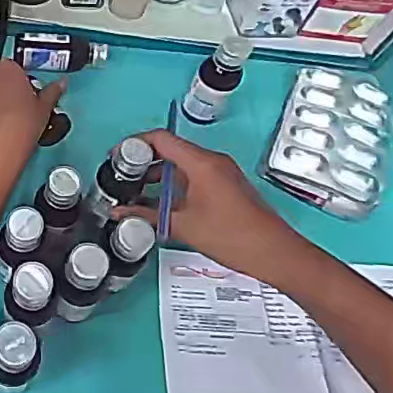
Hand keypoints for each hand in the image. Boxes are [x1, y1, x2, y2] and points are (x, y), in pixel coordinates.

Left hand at [0, 60, 65, 181]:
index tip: (26, 97)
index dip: (22, 85)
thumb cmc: (20, 126)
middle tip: (14, 109)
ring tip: (1, 121)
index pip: (15, 69)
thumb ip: (51, 93)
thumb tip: (61, 84)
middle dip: (2, 88)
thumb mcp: (43, 109)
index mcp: (8, 67)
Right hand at [114, 129, 316, 283]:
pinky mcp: (225, 187)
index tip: (119, 155)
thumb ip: (146, 216)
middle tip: (123, 177)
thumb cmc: (236, 237)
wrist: (273, 253)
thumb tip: (122, 212)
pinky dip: (174, 186)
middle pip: (170, 150)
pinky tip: (160, 205)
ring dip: (158, 177)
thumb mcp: (182, 226)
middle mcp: (213, 162)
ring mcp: (221, 174)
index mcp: (202, 164)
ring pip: (181, 165)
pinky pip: (193, 178)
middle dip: (143, 163)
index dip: (135, 144)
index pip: (161, 139)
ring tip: (136, 194)